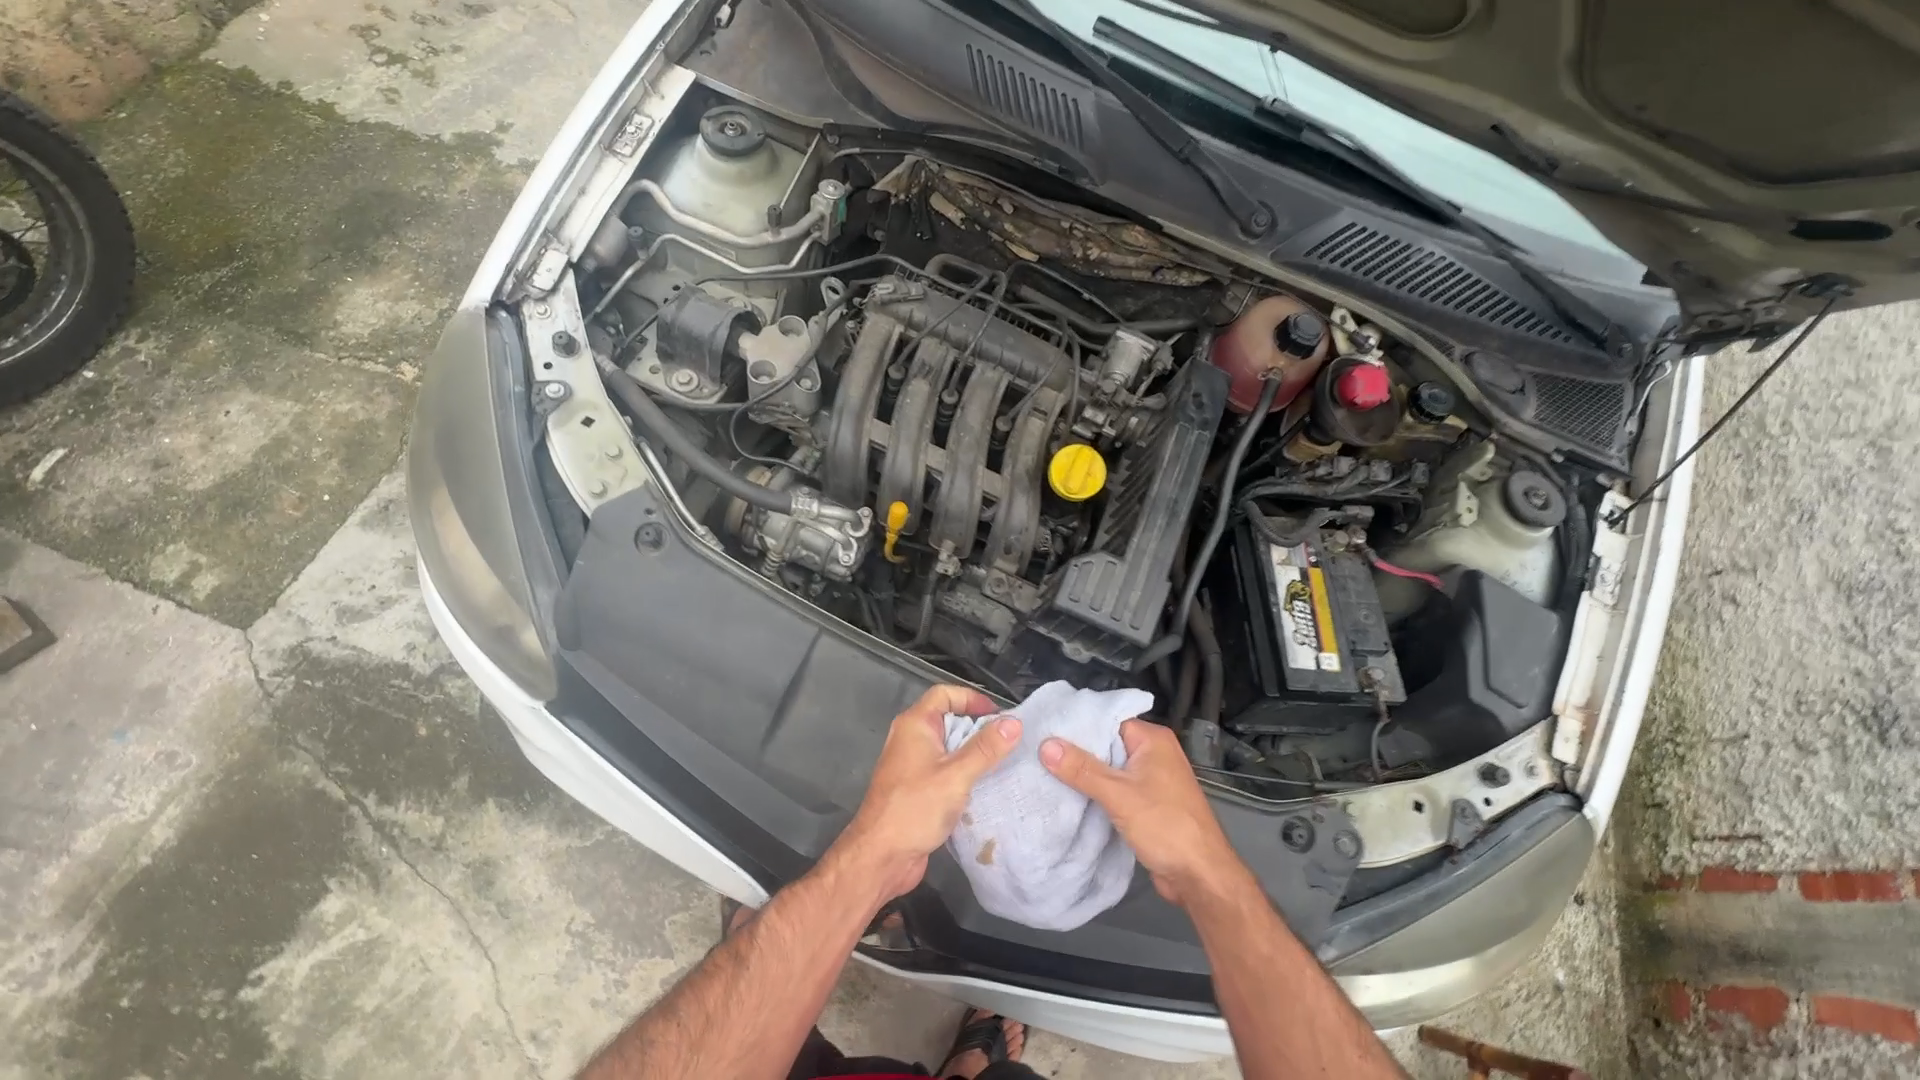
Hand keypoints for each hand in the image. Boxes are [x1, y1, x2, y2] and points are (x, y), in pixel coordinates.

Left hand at [833, 685, 1021, 903]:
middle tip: (1010, 741)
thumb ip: (985, 748)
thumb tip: (1014, 723)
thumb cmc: (914, 808)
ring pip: (949, 749)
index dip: (972, 698)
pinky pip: (946, 772)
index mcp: (915, 725)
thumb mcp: (956, 775)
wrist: (881, 856)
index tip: (999, 715)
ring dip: (974, 754)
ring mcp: (913, 766)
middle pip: (949, 720)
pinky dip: (965, 775)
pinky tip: (988, 788)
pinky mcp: (918, 790)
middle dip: (978, 728)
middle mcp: (911, 739)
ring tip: (1006, 763)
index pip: (944, 694)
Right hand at [1040, 720, 1253, 907]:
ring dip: (1085, 776)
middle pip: (1107, 745)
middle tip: (1038, 753)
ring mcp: (1152, 780)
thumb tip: (1046, 745)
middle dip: (1077, 752)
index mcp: (1153, 740)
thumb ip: (1082, 769)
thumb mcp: (1118, 794)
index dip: (1078, 726)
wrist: (1199, 875)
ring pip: (1110, 770)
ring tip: (1046, 773)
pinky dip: (1097, 793)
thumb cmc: (1166, 826)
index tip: (1044, 729)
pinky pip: (1116, 790)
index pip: (1108, 721)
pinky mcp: (1147, 804)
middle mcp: (1154, 754)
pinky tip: (1069, 797)